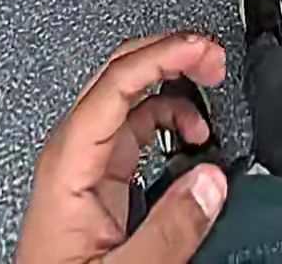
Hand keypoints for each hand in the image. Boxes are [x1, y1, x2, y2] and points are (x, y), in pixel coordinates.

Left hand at [16, 33, 230, 263]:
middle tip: (213, 56)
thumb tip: (211, 180)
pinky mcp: (105, 176)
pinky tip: (195, 131)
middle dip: (173, 51)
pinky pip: (143, 121)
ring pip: (135, 91)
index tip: (202, 50)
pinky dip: (175, 113)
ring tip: (211, 85)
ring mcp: (90, 161)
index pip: (116, 80)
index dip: (163, 54)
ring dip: (176, 78)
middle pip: (123, 70)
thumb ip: (167, 231)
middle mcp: (76, 152)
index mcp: (68, 164)